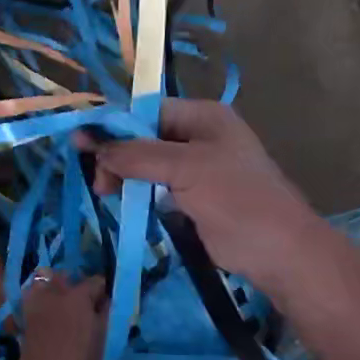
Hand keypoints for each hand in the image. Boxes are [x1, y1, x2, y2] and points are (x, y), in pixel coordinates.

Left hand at [13, 271, 107, 359]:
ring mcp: (38, 300)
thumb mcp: (102, 336)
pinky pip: (33, 293)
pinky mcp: (26, 312)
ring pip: (47, 279)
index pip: (97, 281)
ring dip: (56, 285)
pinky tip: (47, 307)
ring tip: (63, 301)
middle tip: (85, 303)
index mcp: (79, 295)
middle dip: (79, 285)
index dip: (104, 291)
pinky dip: (40, 294)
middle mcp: (57, 291)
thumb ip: (106, 313)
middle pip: (70, 277)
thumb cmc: (79, 358)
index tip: (106, 304)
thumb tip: (107, 299)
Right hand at [77, 100, 327, 292]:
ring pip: (149, 167)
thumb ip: (139, 156)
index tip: (82, 145)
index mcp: (204, 117)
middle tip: (99, 184)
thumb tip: (96, 147)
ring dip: (126, 178)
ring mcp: (198, 170)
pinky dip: (140, 196)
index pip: (148, 110)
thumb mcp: (186, 168)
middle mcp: (200, 137)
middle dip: (118, 156)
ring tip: (107, 195)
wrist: (277, 249)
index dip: (115, 126)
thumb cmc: (236, 199)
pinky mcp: (194, 199)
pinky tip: (125, 204)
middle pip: (145, 138)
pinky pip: (158, 190)